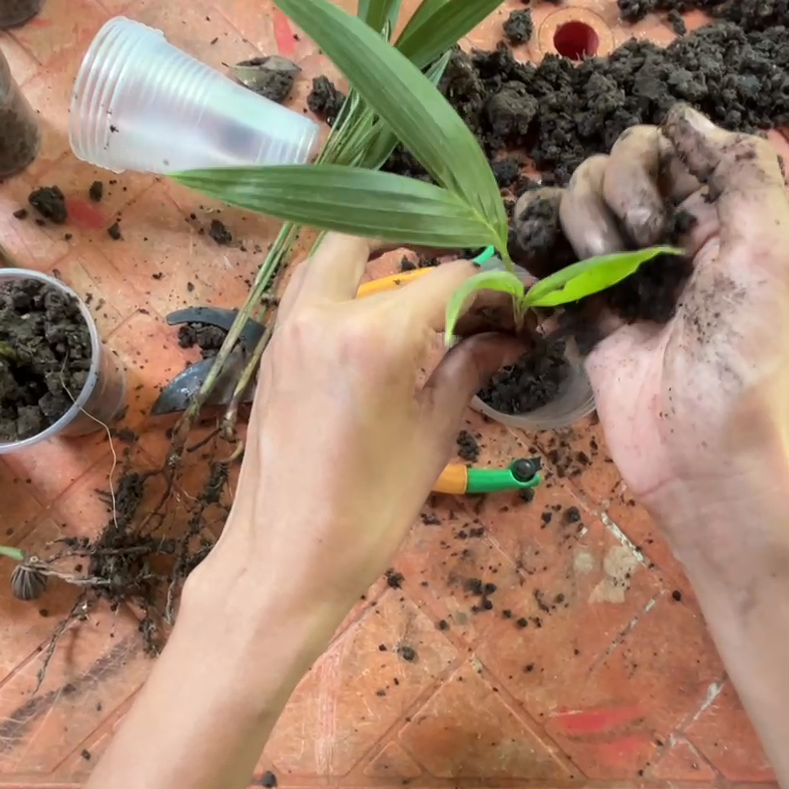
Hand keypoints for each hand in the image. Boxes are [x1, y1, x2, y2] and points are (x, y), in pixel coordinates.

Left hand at [184, 234, 519, 643]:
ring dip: (368, 252)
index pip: (448, 278)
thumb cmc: (370, 507)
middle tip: (454, 252)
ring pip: (325, 256)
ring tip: (413, 271)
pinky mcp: (273, 349)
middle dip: (414, 232)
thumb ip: (469, 367)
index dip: (492, 283)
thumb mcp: (433, 433)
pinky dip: (340, 280)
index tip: (516, 299)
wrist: (286, 555)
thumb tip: (510, 336)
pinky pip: (307, 290)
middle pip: (364, 235)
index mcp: (372, 336)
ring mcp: (288, 329)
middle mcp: (322, 314)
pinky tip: (371, 308)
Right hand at [570, 105, 788, 559]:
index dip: (655, 162)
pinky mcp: (584, 309)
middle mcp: (671, 237)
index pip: (672, 147)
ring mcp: (623, 273)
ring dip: (582, 226)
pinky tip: (552, 275)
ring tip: (605, 278)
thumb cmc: (744, 361)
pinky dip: (543, 254)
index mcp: (722, 218)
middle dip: (617, 193)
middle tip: (637, 247)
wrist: (700, 459)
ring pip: (577, 204)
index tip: (661, 211)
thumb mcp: (769, 257)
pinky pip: (551, 256)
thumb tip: (685, 115)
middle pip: (616, 166)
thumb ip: (740, 173)